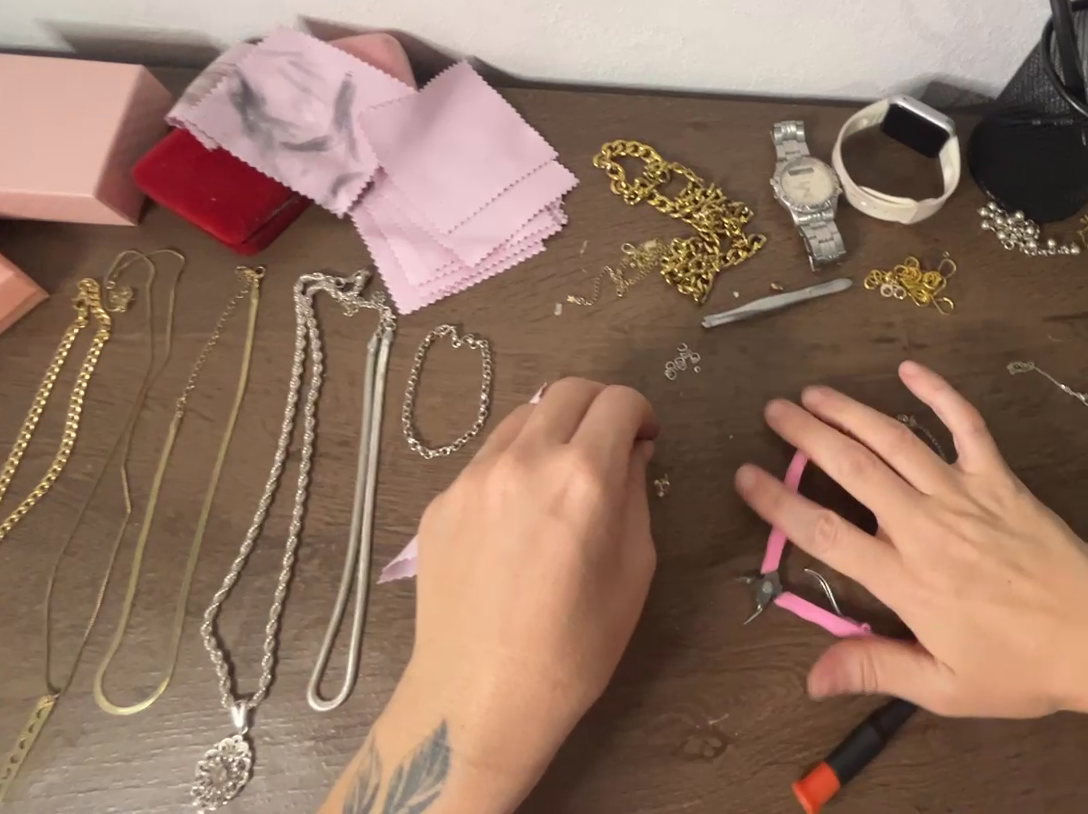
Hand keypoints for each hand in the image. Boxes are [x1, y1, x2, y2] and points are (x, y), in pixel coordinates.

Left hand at [380, 378, 658, 809]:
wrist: (478, 698)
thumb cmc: (575, 645)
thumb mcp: (634, 568)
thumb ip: (636, 495)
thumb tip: (631, 453)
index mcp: (584, 477)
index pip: (619, 401)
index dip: (642, 412)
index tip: (646, 439)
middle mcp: (526, 459)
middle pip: (569, 389)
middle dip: (601, 405)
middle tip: (611, 442)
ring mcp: (475, 476)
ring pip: (524, 414)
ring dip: (556, 427)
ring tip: (563, 472)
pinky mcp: (442, 499)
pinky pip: (489, 456)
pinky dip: (517, 461)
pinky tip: (519, 511)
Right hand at [733, 361, 1087, 720]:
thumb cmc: (1020, 667)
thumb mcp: (943, 687)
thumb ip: (874, 669)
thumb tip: (809, 677)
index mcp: (907, 579)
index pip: (826, 535)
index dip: (779, 503)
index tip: (747, 476)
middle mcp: (925, 526)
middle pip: (853, 470)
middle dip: (807, 436)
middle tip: (773, 410)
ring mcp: (962, 493)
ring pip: (894, 441)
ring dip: (850, 412)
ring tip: (814, 393)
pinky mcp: (997, 477)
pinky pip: (965, 425)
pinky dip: (938, 392)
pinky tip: (910, 368)